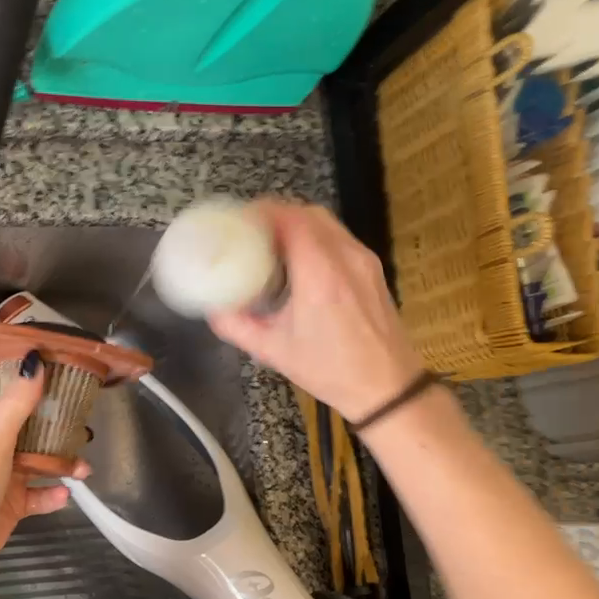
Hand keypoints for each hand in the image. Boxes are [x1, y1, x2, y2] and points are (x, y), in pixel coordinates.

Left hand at [0, 351, 86, 598]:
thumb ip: (17, 404)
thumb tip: (35, 360)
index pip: (15, 402)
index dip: (40, 393)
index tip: (72, 386)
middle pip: (32, 434)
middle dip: (59, 433)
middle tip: (88, 434)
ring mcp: (2, 480)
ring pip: (39, 465)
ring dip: (62, 466)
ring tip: (85, 471)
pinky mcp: (11, 507)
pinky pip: (38, 496)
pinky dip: (53, 495)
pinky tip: (66, 497)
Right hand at [206, 201, 424, 425]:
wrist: (386, 386)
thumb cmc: (329, 370)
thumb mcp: (272, 351)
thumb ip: (237, 326)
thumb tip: (212, 309)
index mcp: (319, 275)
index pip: (291, 220)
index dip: (263, 212)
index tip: (238, 220)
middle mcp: (345, 259)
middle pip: (309, 213)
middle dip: (277, 214)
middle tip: (249, 230)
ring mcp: (363, 261)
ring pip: (327, 223)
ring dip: (296, 224)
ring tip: (270, 243)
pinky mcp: (371, 270)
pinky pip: (339, 239)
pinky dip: (314, 238)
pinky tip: (296, 261)